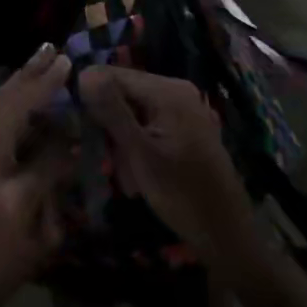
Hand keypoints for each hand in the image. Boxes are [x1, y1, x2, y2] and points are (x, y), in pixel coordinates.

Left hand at [0, 41, 75, 306]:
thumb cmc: (4, 265)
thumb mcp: (44, 235)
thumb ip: (55, 183)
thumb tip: (67, 140)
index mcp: (8, 188)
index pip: (49, 148)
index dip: (69, 135)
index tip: (85, 121)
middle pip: (17, 110)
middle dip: (43, 81)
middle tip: (66, 57)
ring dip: (21, 75)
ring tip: (45, 50)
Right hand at [77, 67, 249, 258]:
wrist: (225, 233)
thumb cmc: (181, 193)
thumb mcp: (138, 151)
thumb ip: (111, 110)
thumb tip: (83, 73)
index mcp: (168, 90)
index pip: (110, 75)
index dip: (90, 99)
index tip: (80, 131)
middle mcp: (176, 90)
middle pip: (120, 92)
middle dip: (105, 122)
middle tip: (102, 157)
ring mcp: (181, 109)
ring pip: (129, 110)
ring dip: (116, 137)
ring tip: (117, 168)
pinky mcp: (182, 127)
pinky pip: (144, 122)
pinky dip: (132, 142)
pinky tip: (131, 169)